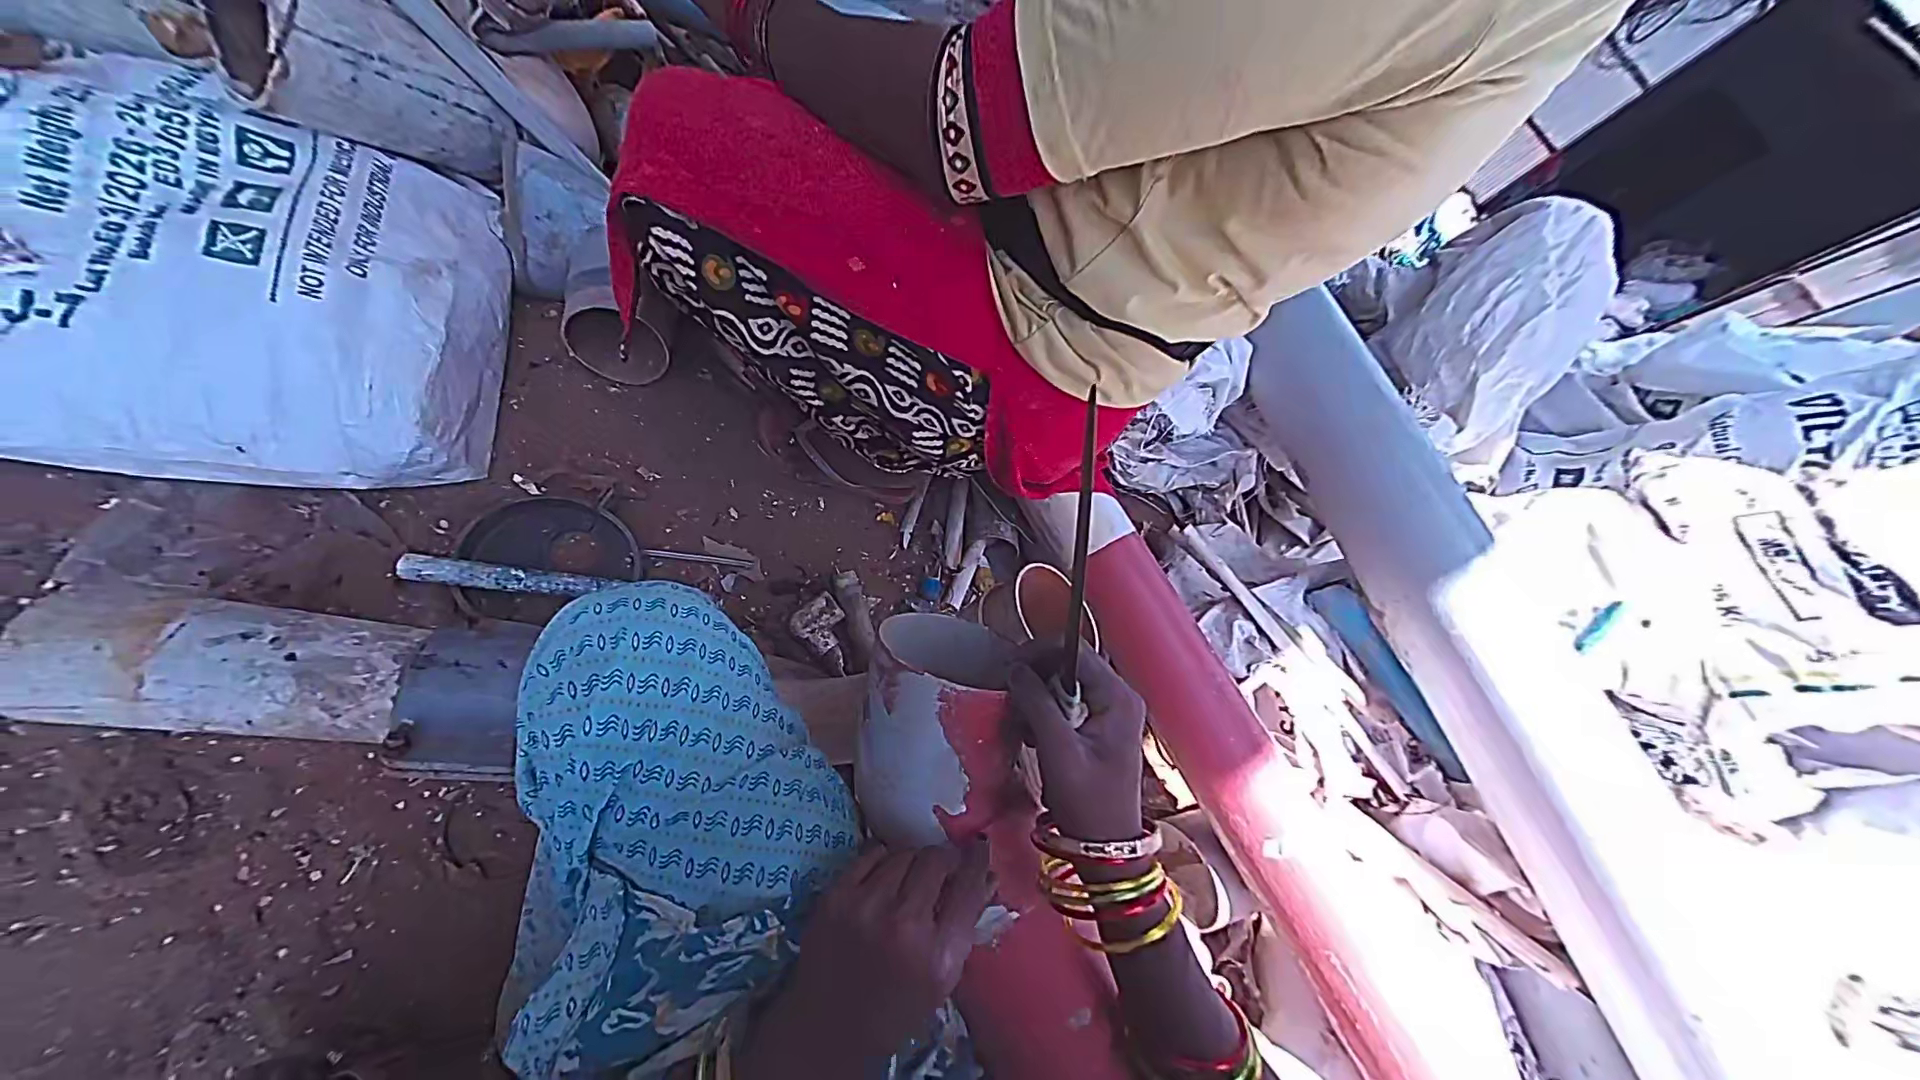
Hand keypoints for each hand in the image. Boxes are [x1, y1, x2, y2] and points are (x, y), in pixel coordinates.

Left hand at [746, 842, 993, 1073]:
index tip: (978, 849)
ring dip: (914, 861)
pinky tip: (884, 877)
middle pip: (936, 860)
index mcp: (938, 955)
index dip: (976, 860)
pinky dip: (883, 859)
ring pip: (904, 852)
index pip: (969, 886)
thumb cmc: (895, 1007)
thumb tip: (986, 874)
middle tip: (942, 869)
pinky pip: (871, 853)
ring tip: (910, 879)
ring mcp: (866, 905)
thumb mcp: (942, 978)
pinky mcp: (835, 896)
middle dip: (944, 860)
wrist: (827, 1028)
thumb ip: (965, 925)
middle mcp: (903, 924)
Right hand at [1008, 648, 1147, 842]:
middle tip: (1012, 701)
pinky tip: (1034, 735)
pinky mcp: (1099, 725)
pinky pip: (1066, 703)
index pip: (1075, 652)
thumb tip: (1015, 669)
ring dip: (1037, 698)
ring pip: (1063, 683)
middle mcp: (1119, 696)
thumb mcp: (1059, 751)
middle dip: (1036, 679)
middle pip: (1069, 665)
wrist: (1105, 846)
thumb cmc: (1087, 802)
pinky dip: (1045, 713)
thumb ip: (1037, 704)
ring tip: (1022, 724)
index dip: (1039, 654)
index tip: (1010, 670)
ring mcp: (1111, 711)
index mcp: (1118, 697)